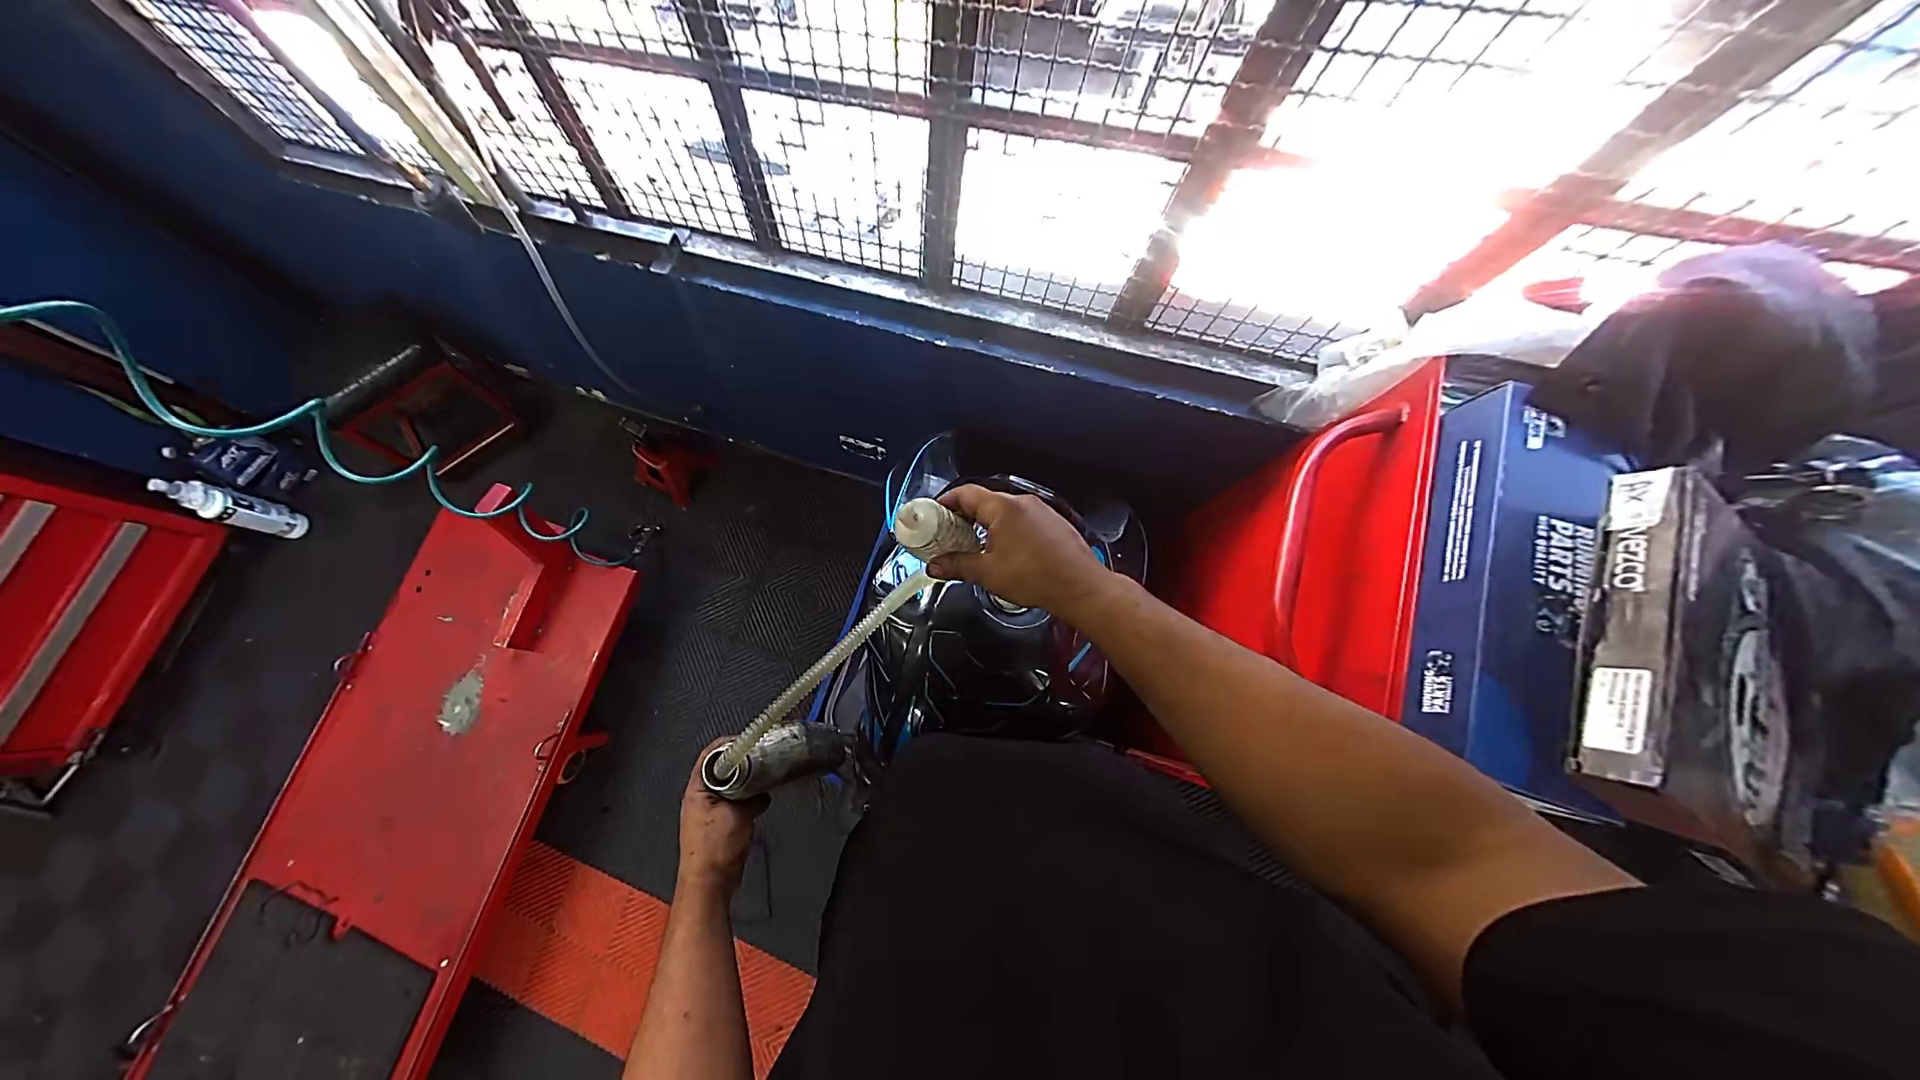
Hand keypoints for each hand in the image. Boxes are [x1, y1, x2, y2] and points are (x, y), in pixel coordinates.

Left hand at [678, 738, 768, 893]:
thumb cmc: (715, 852)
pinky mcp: (717, 823)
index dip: (729, 744)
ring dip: (744, 782)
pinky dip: (745, 798)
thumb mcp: (740, 813)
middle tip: (759, 759)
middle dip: (740, 763)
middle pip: (720, 769)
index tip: (748, 742)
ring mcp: (707, 811)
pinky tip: (758, 802)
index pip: (709, 754)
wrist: (709, 884)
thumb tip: (762, 791)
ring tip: (762, 779)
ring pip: (728, 786)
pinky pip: (732, 802)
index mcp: (696, 790)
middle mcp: (698, 798)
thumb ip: (752, 796)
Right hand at [926, 484, 1113, 619]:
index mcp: (1003, 507)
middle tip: (949, 536)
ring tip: (974, 547)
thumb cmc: (1038, 577)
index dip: (945, 503)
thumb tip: (936, 566)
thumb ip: (957, 565)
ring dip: (985, 525)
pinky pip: (1022, 520)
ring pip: (1004, 511)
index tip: (934, 516)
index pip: (965, 493)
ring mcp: (1041, 511)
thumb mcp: (987, 573)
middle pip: (984, 501)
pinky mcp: (1053, 523)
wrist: (1080, 587)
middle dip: (963, 517)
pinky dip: (1006, 530)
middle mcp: (1023, 502)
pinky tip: (1003, 552)